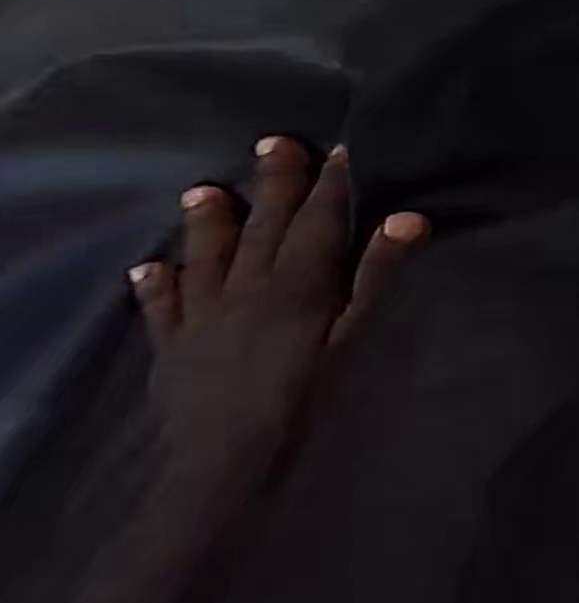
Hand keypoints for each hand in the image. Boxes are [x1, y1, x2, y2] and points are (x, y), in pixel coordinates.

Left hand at [127, 138, 428, 489]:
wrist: (229, 460)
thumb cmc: (310, 391)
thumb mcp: (358, 332)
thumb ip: (379, 273)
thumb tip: (408, 217)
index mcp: (295, 282)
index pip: (318, 220)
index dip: (332, 183)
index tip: (341, 148)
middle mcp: (244, 288)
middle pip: (262, 226)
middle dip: (273, 182)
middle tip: (273, 142)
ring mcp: (202, 316)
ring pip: (207, 256)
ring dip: (207, 221)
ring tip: (203, 188)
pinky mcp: (173, 347)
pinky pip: (162, 307)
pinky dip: (155, 284)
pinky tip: (148, 268)